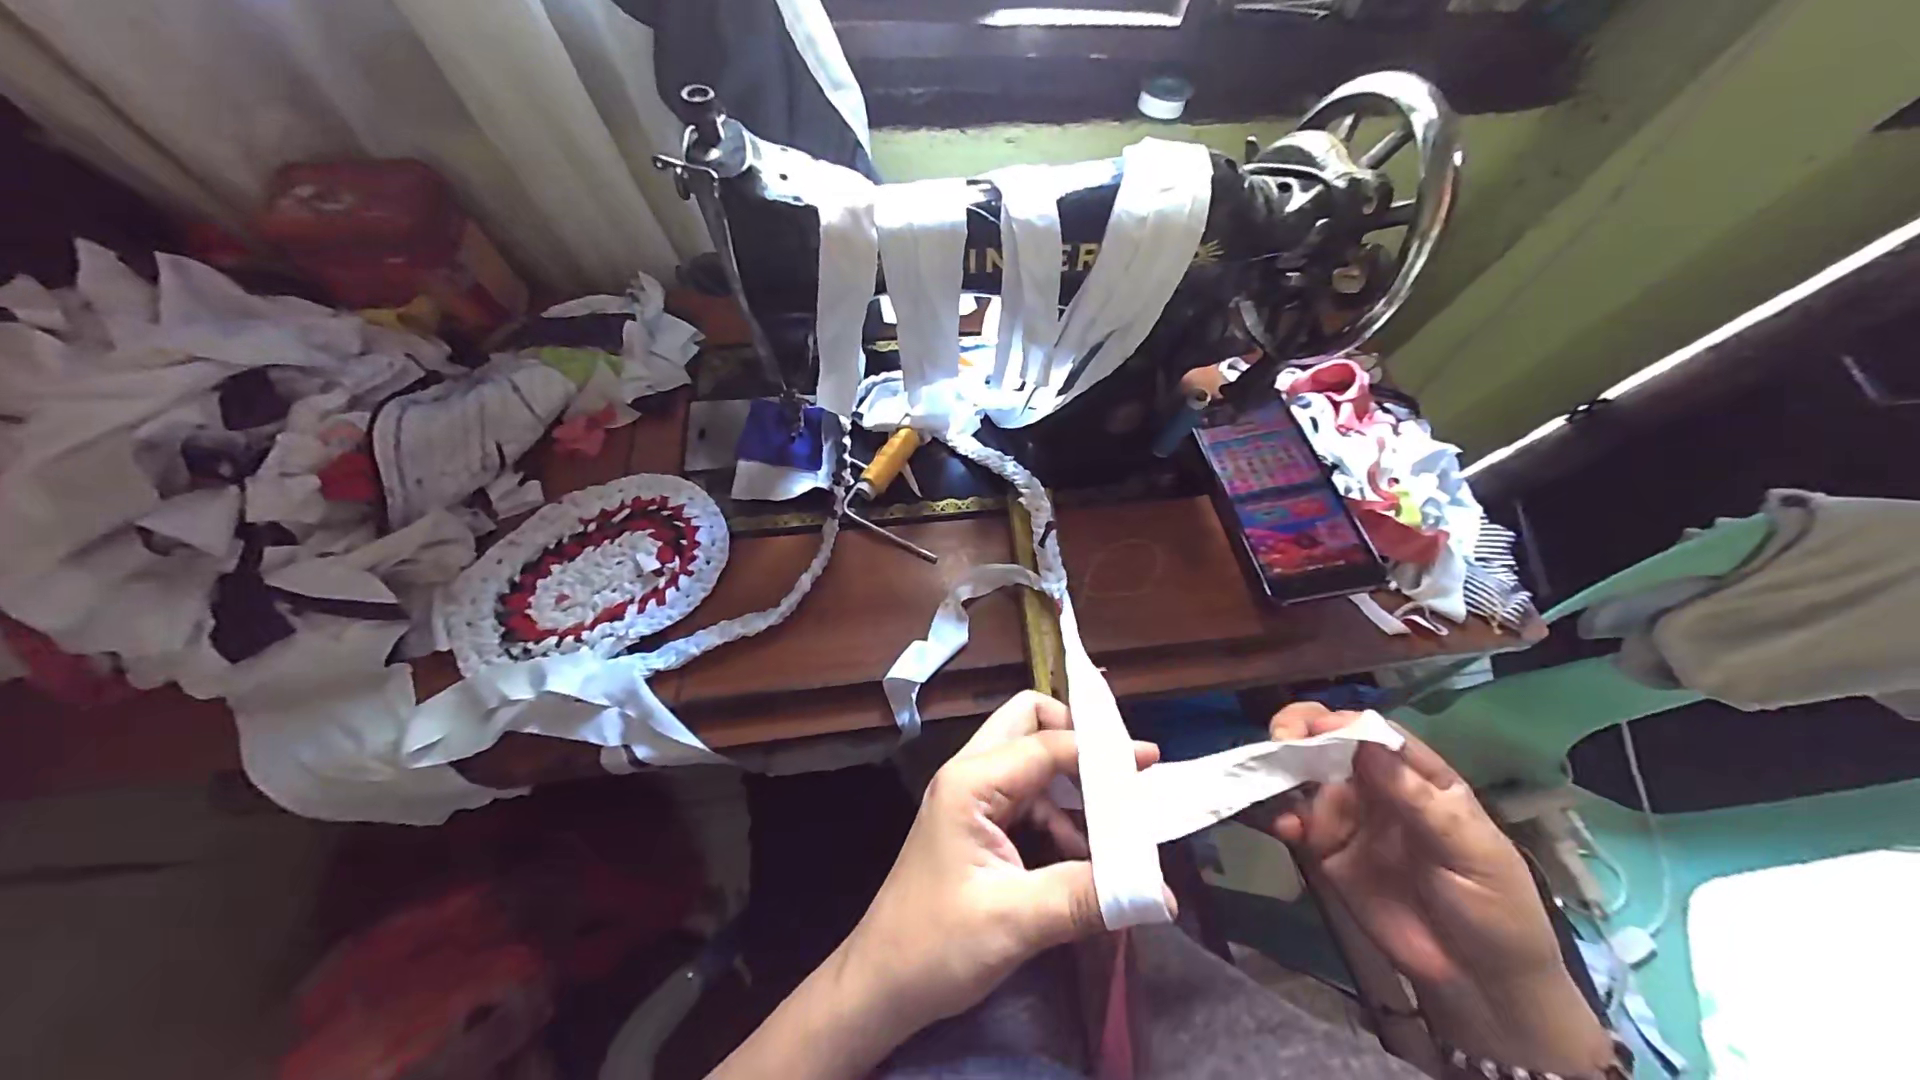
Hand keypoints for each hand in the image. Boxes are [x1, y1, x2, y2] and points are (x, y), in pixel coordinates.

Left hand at [838, 691, 1163, 1039]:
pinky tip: (1082, 856)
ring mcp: (972, 797)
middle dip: (1078, 741)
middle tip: (1123, 773)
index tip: (1148, 763)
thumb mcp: (1016, 920)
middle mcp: (970, 775)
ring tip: (1113, 825)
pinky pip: (1029, 798)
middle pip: (1029, 723)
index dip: (1098, 749)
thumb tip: (1158, 891)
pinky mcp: (978, 823)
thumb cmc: (936, 946)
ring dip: (1073, 785)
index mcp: (971, 782)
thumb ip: (1087, 897)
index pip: (1046, 743)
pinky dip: (1060, 815)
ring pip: (1032, 760)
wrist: (881, 983)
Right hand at [1252, 702, 1559, 987]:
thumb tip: (1367, 742)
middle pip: (1328, 742)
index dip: (1344, 723)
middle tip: (1281, 739)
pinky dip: (1277, 814)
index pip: (1375, 733)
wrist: (1478, 981)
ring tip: (1267, 778)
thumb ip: (1418, 799)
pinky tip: (1283, 827)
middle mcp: (1374, 786)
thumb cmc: (1495, 907)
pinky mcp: (1323, 849)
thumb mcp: (1472, 851)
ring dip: (1279, 768)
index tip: (1317, 728)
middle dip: (1298, 730)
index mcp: (1417, 776)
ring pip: (1302, 774)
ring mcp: (1346, 816)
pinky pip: (1292, 820)